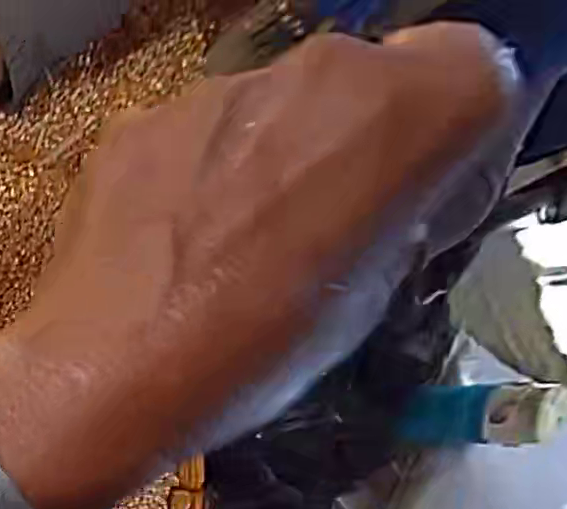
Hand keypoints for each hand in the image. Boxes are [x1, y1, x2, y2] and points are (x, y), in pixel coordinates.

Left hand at [0, 26, 516, 508]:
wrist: (100, 382)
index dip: (432, 152)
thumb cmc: (242, 359)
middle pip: (344, 92)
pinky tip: (145, 253)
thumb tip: (365, 214)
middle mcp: (317, 68)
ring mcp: (207, 95)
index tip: (398, 214)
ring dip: (242, 170)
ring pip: (249, 119)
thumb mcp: (361, 306)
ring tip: (199, 259)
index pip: (466, 76)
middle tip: (286, 241)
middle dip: (329, 154)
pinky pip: (170, 148)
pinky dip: (169, 186)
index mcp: (416, 103)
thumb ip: (383, 225)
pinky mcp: (126, 133)